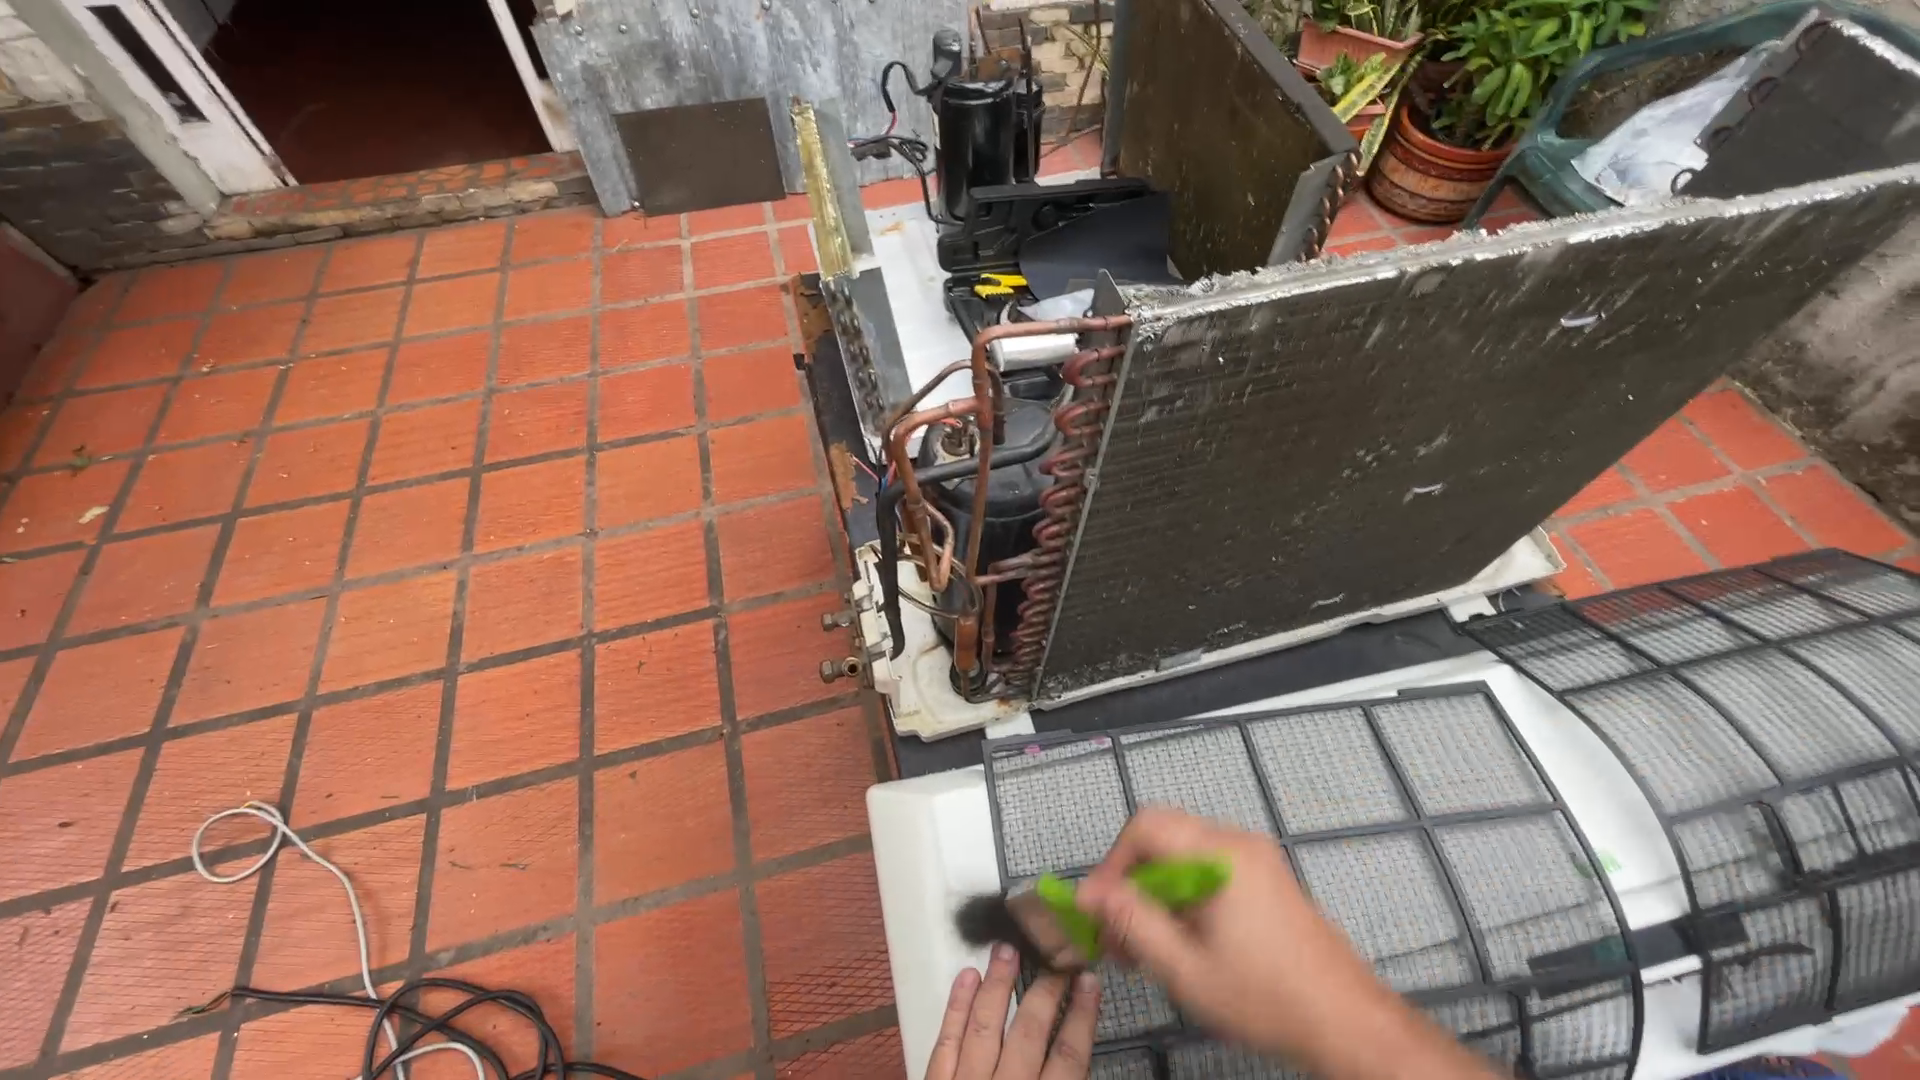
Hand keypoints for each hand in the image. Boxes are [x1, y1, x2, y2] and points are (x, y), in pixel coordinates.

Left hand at [926, 943, 1102, 1079]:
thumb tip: (1074, 1043)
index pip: (1069, 1057)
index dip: (1082, 1015)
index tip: (1089, 979)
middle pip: (1029, 1033)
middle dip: (1044, 990)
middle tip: (1054, 956)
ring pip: (985, 1027)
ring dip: (998, 984)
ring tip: (1007, 949)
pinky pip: (946, 1041)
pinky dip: (956, 1006)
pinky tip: (967, 976)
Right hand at [1074, 807, 1404, 1072]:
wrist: (1347, 1021)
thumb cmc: (1270, 998)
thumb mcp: (1185, 968)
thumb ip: (1132, 923)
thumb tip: (1092, 894)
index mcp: (1220, 854)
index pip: (1146, 827)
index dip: (1112, 862)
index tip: (1097, 905)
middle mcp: (1238, 843)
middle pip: (1163, 838)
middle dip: (1131, 882)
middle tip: (1116, 932)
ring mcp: (1255, 858)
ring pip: (1182, 855)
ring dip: (1155, 893)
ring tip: (1144, 945)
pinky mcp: (1263, 877)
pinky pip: (1207, 868)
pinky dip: (1182, 896)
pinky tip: (1178, 940)